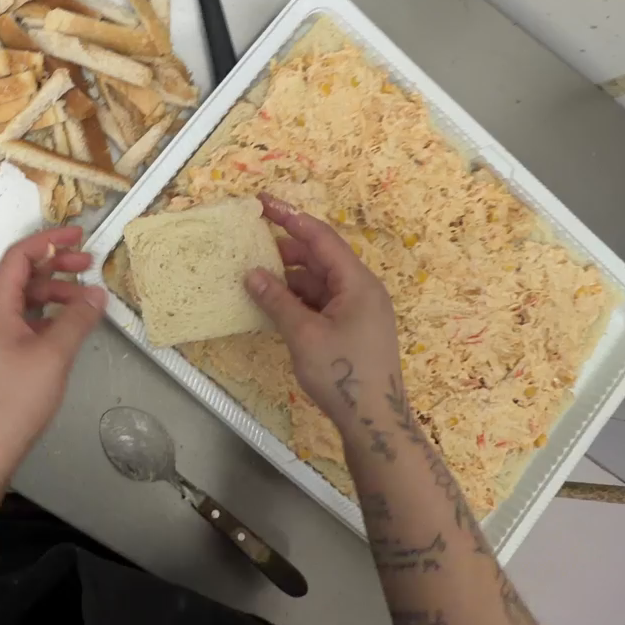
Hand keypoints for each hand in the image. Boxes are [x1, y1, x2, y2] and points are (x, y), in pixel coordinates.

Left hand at [0, 225, 107, 471]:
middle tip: (89, 263)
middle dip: (56, 264)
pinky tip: (70, 326)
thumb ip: (76, 320)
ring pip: (25, 300)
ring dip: (55, 292)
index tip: (79, 236)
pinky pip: (26, 322)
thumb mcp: (53, 356)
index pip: (19, 258)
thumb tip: (96, 293)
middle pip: (22, 276)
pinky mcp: (0, 358)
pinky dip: (49, 316)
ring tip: (87, 300)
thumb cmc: (15, 401)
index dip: (48, 241)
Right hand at [243, 194, 402, 423]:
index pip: (321, 238)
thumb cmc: (342, 373)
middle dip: (285, 250)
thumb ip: (276, 300)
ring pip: (319, 282)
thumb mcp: (303, 335)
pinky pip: (321, 302)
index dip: (290, 217)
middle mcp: (362, 290)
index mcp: (358, 283)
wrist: (374, 421)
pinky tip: (273, 305)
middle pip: (320, 258)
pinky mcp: (352, 329)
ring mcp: (358, 311)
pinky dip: (297, 300)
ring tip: (255, 278)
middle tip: (250, 245)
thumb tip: (251, 274)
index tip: (262, 203)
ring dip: (288, 279)